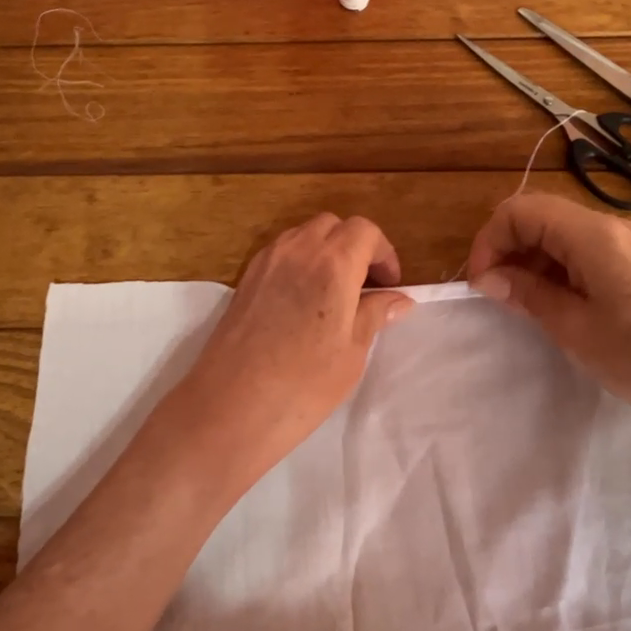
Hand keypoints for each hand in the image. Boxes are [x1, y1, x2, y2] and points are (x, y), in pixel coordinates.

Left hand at [170, 214, 413, 471]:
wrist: (232, 404)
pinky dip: (299, 261)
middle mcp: (297, 250)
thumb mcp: (352, 352)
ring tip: (335, 293)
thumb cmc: (303, 384)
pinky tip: (303, 300)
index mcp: (332, 263)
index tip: (389, 285)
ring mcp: (266, 261)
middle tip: (365, 286)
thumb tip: (399, 299)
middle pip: (332, 226)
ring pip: (303, 234)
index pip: (364, 230)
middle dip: (354, 246)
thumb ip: (374, 315)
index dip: (383, 252)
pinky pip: (280, 252)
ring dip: (325, 251)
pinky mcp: (245, 278)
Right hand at [466, 194, 630, 448]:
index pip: (520, 210)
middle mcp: (611, 227)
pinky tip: (554, 301)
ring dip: (530, 258)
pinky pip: (582, 249)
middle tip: (495, 292)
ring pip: (560, 232)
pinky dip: (556, 266)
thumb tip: (487, 277)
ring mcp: (628, 243)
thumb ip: (526, 293)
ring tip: (521, 302)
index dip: (490, 240)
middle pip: (540, 215)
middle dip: (506, 247)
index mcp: (593, 235)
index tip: (481, 283)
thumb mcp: (573, 328)